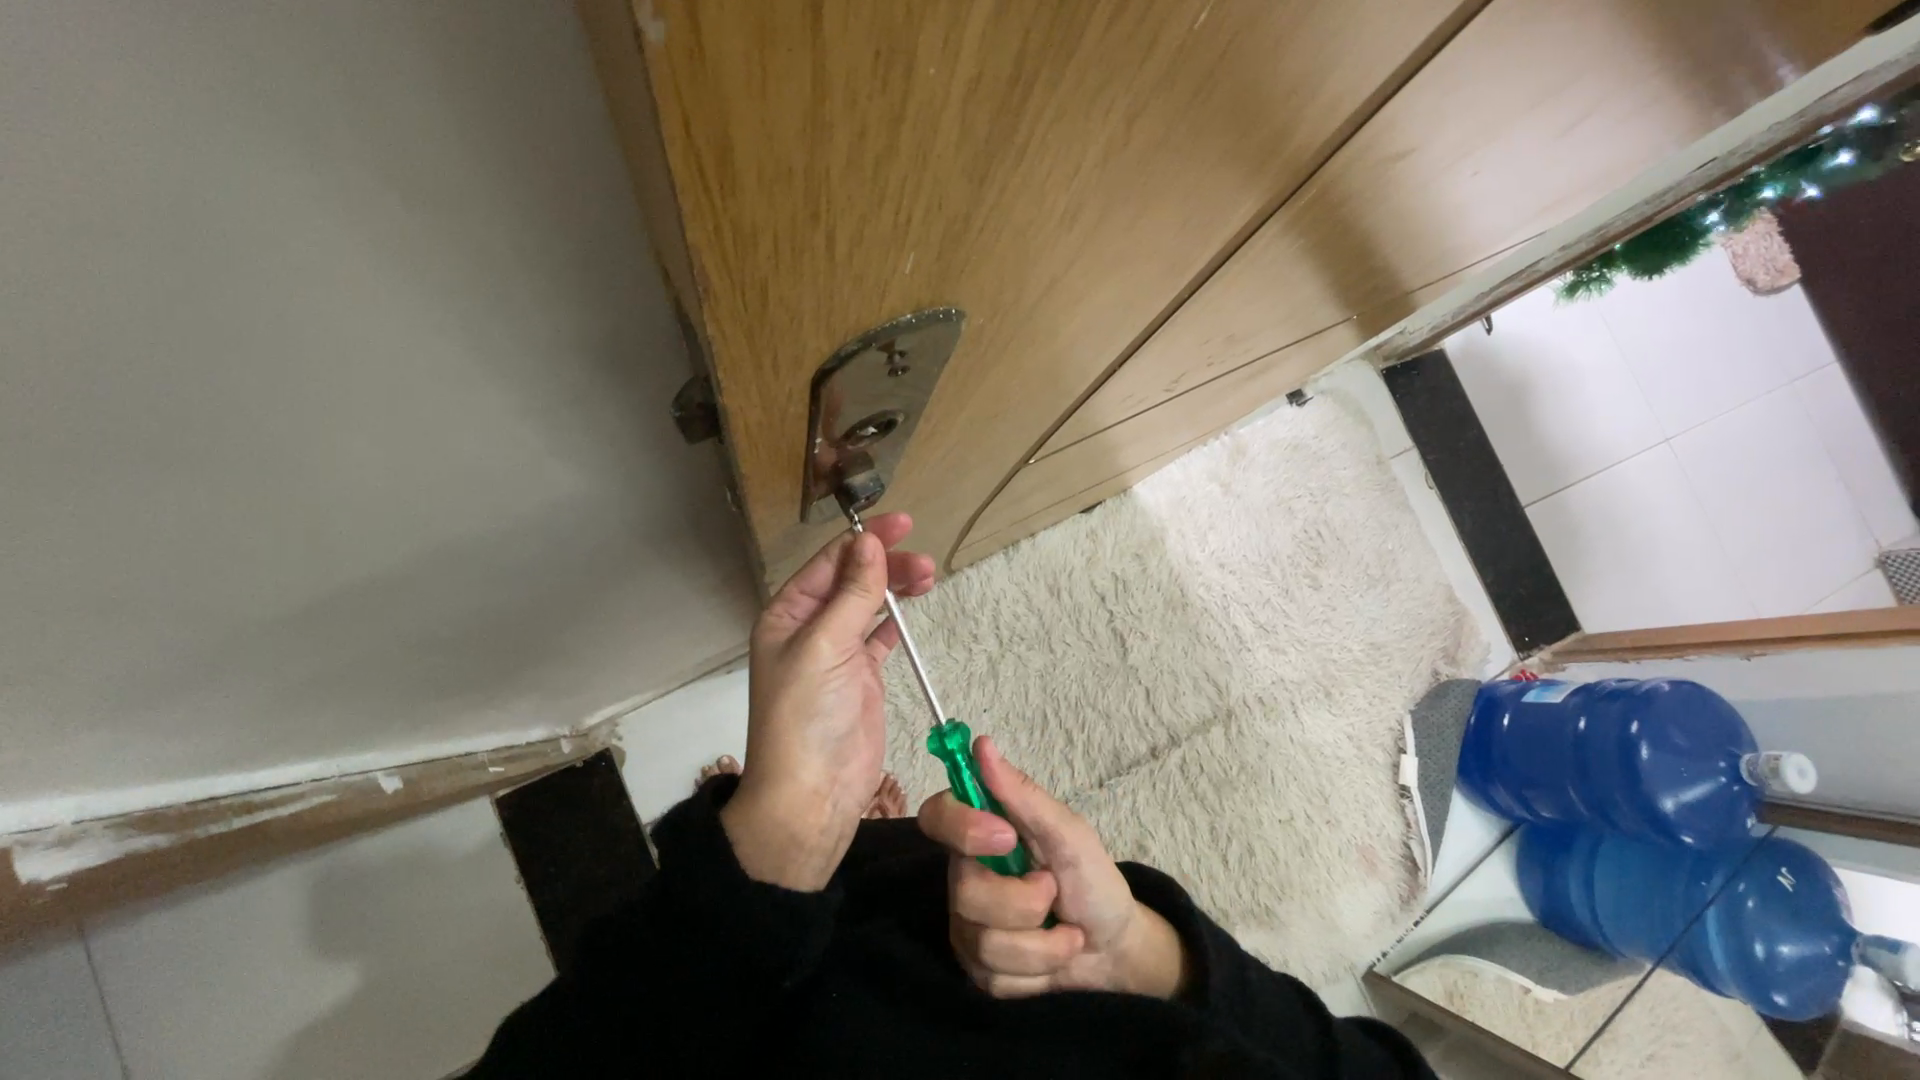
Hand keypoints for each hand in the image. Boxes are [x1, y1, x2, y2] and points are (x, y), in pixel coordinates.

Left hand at [720, 513, 934, 891]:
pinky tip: (912, 605)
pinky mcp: (861, 676)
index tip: (902, 523)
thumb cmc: (806, 716)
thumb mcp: (825, 647)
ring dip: (896, 587)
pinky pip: (880, 635)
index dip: (864, 540)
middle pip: (852, 580)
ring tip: (928, 576)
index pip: (828, 562)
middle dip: (886, 564)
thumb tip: (871, 542)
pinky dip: (896, 619)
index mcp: (787, 614)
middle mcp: (810, 627)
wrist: (812, 793)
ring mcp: (837, 652)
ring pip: (870, 604)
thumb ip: (852, 594)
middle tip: (925, 561)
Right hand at [917, 737, 1188, 999]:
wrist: (1116, 947)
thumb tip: (982, 744)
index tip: (1007, 837)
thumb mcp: (1069, 833)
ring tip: (1067, 931)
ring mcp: (967, 925)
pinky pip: (994, 977)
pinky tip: (1054, 957)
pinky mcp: (978, 970)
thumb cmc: (1093, 879)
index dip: (961, 827)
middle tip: (1054, 891)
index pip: (936, 816)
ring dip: (1042, 942)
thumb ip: (1024, 795)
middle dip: (1025, 902)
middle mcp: (965, 876)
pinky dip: (1039, 969)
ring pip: (982, 940)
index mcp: (982, 833)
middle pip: (965, 891)